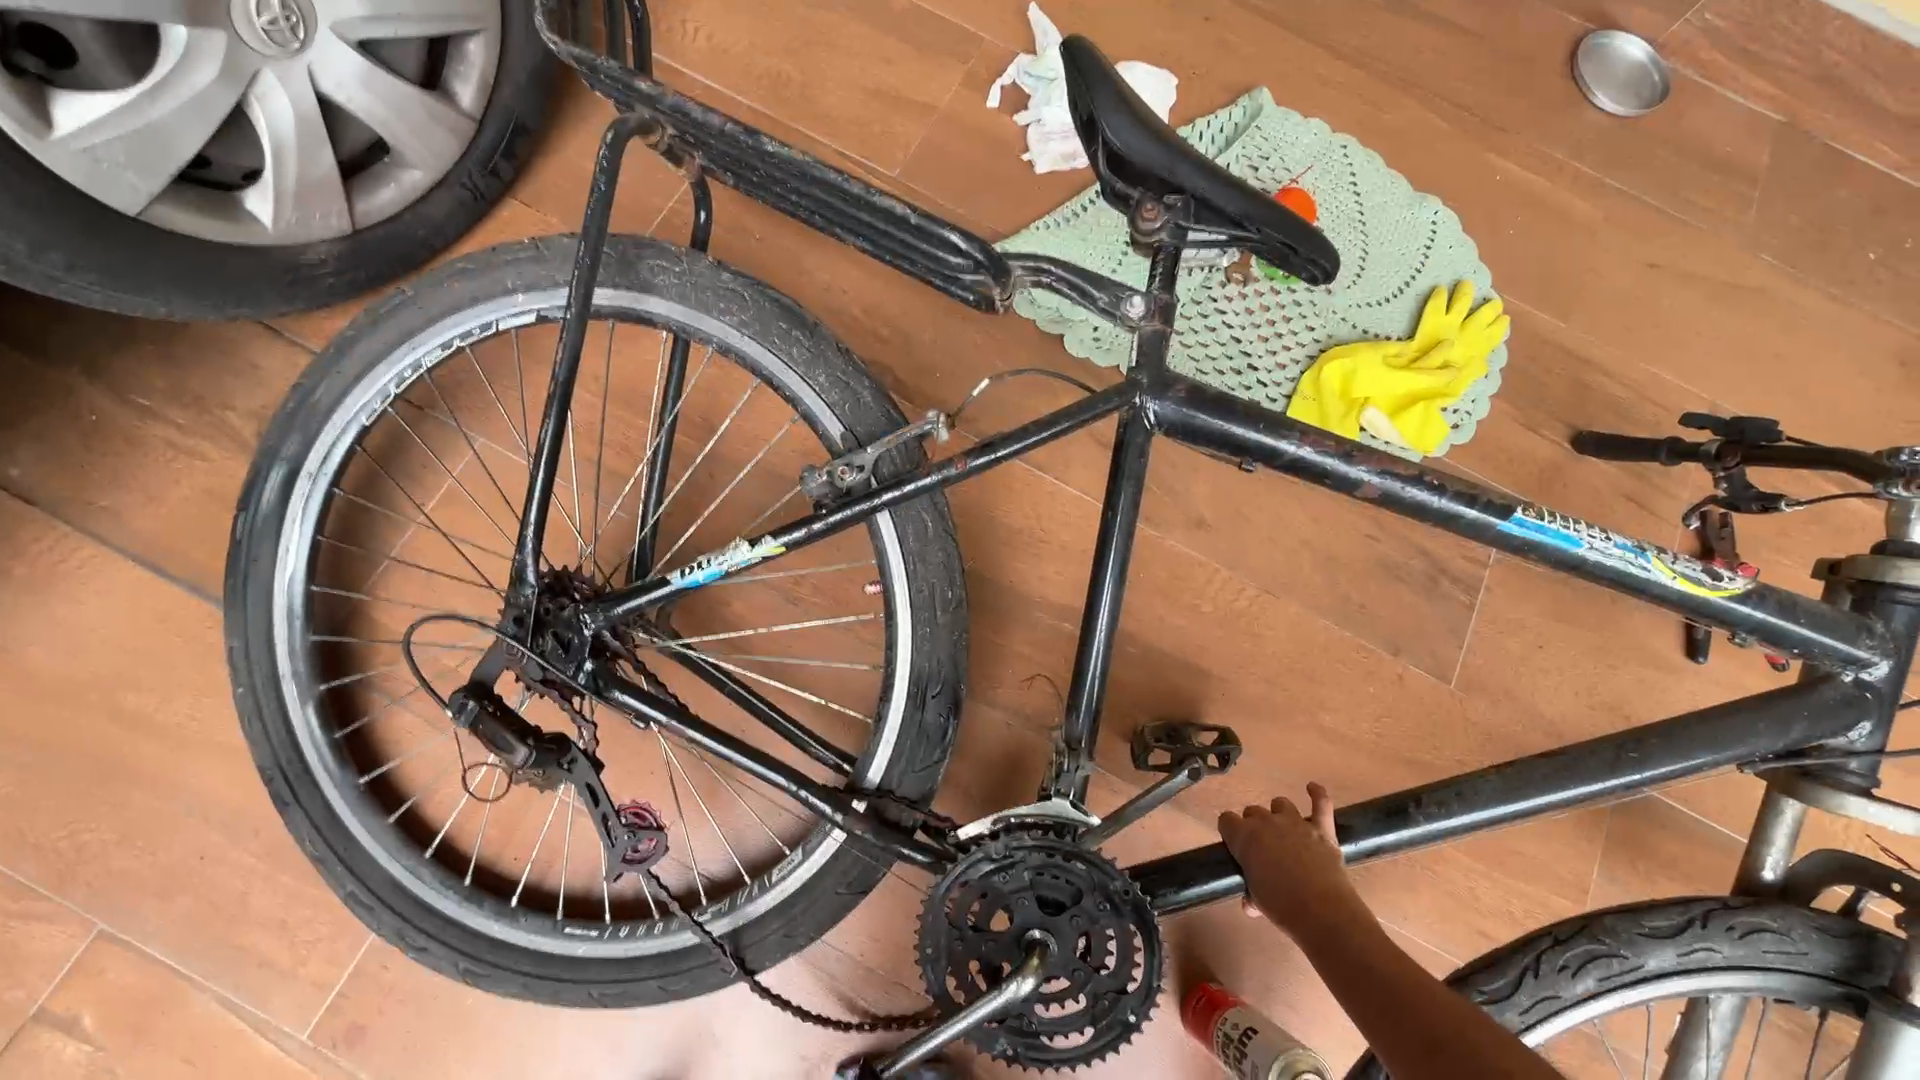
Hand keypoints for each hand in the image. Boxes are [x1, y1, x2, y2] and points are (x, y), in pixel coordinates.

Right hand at [1218, 783, 1364, 935]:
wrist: (1320, 910)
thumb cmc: (1280, 905)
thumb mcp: (1256, 900)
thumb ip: (1250, 894)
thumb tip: (1251, 902)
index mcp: (1244, 836)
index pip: (1226, 820)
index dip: (1229, 832)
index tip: (1235, 846)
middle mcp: (1266, 822)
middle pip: (1252, 811)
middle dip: (1254, 826)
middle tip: (1261, 848)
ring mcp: (1296, 822)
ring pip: (1281, 803)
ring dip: (1279, 814)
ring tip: (1283, 830)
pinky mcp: (1322, 829)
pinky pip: (1321, 803)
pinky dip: (1317, 794)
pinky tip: (1312, 788)